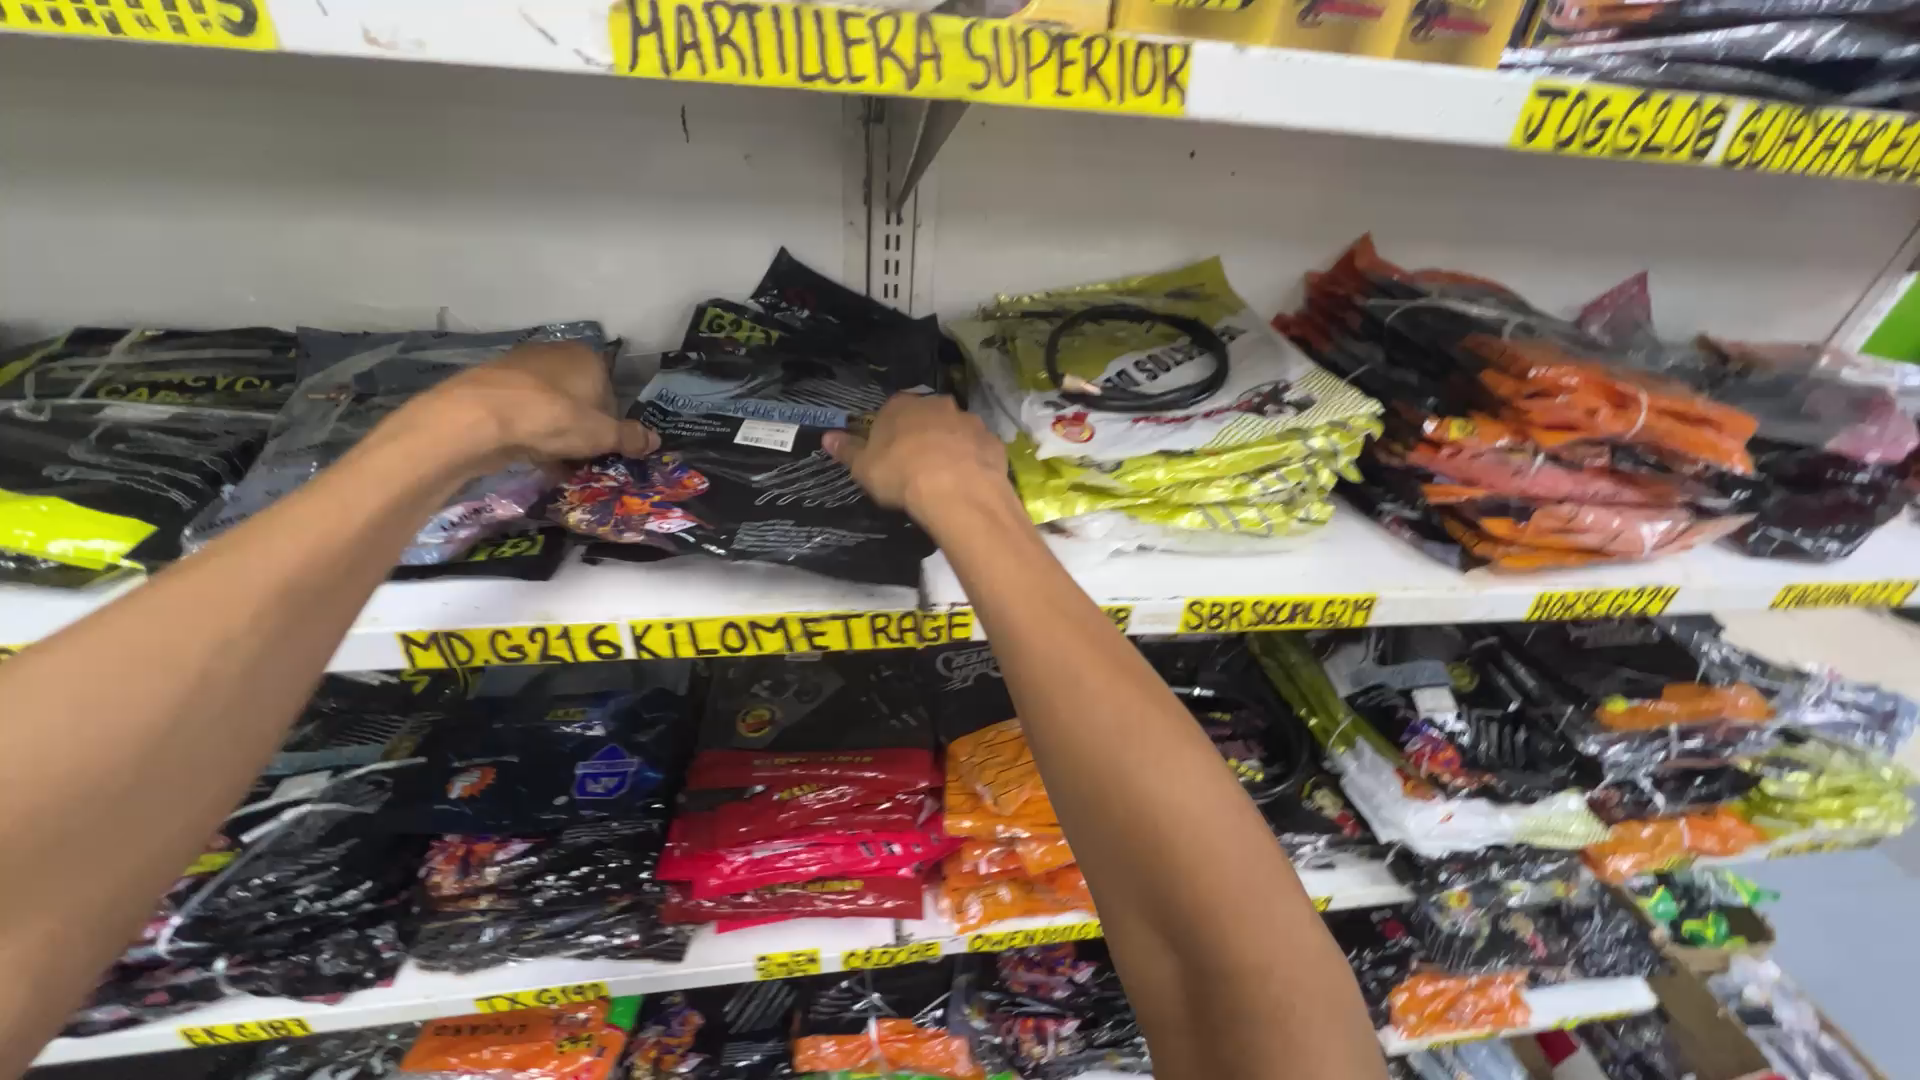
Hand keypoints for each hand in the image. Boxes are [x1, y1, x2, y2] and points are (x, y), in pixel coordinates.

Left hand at [401, 341, 658, 471]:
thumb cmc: (553, 418)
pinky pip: (522, 411)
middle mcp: (554, 353)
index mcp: (587, 357)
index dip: (610, 423)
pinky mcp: (490, 384)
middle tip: (580, 456)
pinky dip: (528, 431)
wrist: (477, 418)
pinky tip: (528, 454)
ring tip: (554, 460)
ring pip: (549, 406)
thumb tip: (655, 440)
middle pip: (579, 398)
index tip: (604, 446)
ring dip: (555, 433)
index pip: (610, 391)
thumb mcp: (602, 435)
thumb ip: (631, 437)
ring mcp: (519, 366)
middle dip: (582, 428)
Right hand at [823, 394, 1010, 519]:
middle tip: (917, 463)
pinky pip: (978, 448)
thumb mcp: (864, 468)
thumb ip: (847, 450)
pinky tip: (968, 480)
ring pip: (956, 429)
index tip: (889, 453)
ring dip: (951, 445)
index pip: (891, 410)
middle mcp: (937, 404)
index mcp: (901, 405)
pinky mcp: (991, 440)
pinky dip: (973, 459)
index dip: (889, 432)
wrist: (955, 490)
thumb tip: (827, 436)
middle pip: (926, 416)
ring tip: (945, 474)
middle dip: (922, 433)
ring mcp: (968, 420)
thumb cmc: (900, 475)